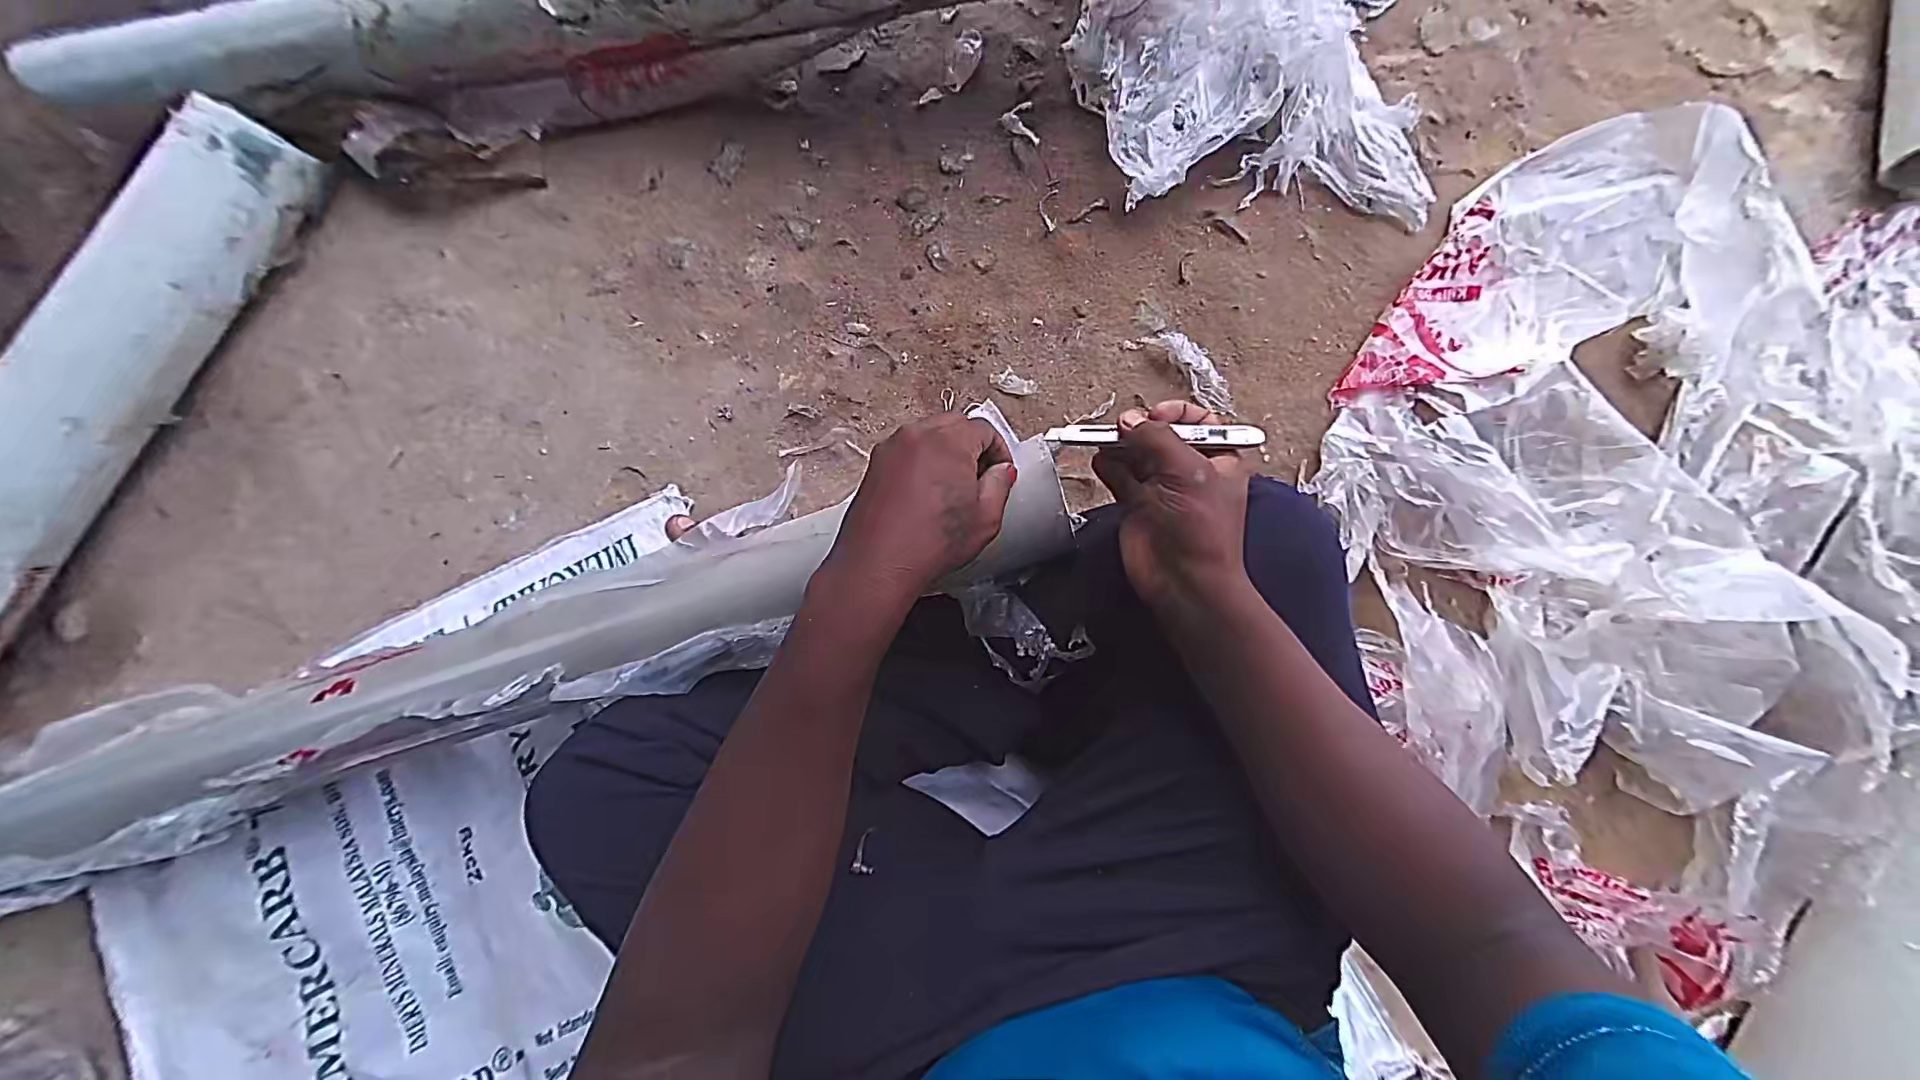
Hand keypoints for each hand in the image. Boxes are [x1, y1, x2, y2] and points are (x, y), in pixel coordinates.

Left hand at [821, 414, 1015, 606]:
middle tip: (980, 477)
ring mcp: (892, 448)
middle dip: (972, 446)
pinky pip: (907, 451)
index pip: (984, 429)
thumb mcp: (985, 518)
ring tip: (951, 488)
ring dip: (945, 452)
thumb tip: (1002, 472)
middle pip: (955, 424)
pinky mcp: (876, 463)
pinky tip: (926, 494)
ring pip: (929, 435)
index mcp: (949, 442)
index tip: (1000, 470)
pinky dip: (921, 462)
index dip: (999, 450)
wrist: (878, 564)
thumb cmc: (925, 545)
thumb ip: (1000, 485)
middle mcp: (917, 436)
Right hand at [1093, 400, 1251, 614]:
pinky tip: (1102, 460)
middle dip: (1142, 429)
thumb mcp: (1187, 470)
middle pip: (1161, 436)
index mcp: (1219, 459)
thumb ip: (1157, 438)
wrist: (1183, 580)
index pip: (1199, 422)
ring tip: (1107, 440)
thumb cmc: (1203, 533)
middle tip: (1126, 428)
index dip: (1177, 414)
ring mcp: (1161, 488)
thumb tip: (1130, 422)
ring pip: (1136, 454)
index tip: (1156, 415)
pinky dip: (1108, 466)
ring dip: (1121, 445)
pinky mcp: (1136, 504)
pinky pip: (1119, 476)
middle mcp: (1189, 471)